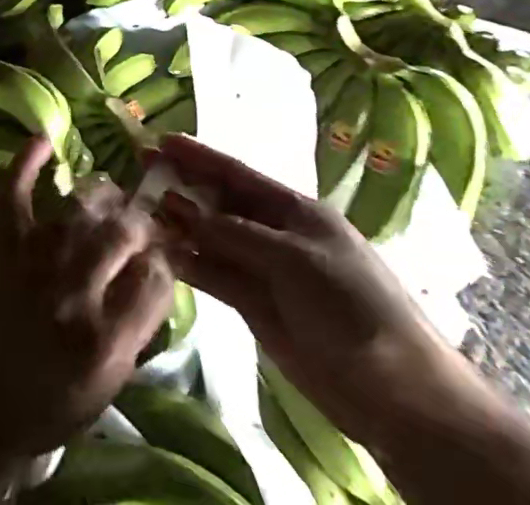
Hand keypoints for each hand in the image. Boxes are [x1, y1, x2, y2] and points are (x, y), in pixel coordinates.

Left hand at [0, 136, 174, 458]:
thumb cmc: (50, 401)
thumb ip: (139, 323)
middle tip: (136, 224)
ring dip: (102, 195)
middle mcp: (73, 293)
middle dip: (139, 222)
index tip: (159, 254)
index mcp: (105, 339)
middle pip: (124, 232)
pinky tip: (46, 138)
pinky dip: (27, 161)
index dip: (163, 258)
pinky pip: (14, 191)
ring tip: (108, 198)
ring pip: (81, 206)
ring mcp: (31, 262)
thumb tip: (158, 266)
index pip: (155, 275)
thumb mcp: (111, 381)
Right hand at [151, 134, 485, 441]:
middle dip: (183, 186)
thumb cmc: (350, 306)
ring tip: (139, 212)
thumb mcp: (293, 258)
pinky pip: (215, 275)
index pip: (238, 174)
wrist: (390, 389)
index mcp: (295, 209)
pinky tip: (162, 254)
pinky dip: (190, 264)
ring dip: (180, 226)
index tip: (162, 141)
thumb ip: (234, 233)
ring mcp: (264, 269)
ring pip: (213, 238)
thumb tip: (179, 206)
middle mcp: (275, 232)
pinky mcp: (255, 304)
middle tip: (140, 173)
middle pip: (221, 202)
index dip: (200, 157)